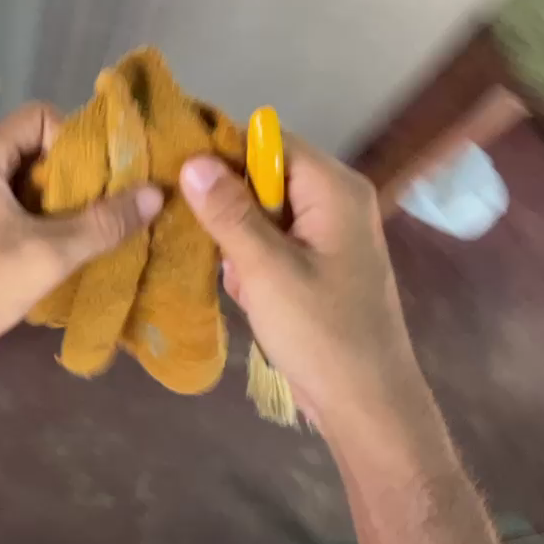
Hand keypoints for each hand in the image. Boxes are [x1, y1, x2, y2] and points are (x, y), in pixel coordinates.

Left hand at [0, 103, 162, 373]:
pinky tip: (55, 245)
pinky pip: (6, 200)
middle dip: (71, 175)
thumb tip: (155, 194)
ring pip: (22, 177)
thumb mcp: (50, 253)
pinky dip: (34, 215)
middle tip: (101, 210)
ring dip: (55, 200)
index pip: (42, 118)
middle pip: (33, 146)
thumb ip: (104, 221)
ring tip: (84, 231)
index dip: (77, 144)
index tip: (100, 184)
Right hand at [178, 135, 424, 429]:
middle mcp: (335, 200)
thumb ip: (229, 213)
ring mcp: (328, 233)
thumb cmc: (319, 332)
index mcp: (333, 189)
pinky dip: (252, 261)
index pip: (269, 141)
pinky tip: (250, 293)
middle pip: (264, 176)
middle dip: (230, 207)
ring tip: (237, 279)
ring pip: (262, 212)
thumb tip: (192, 161)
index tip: (178, 178)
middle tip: (210, 243)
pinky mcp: (318, 261)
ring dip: (238, 240)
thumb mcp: (265, 269)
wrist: (364, 401)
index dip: (223, 153)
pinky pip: (272, 241)